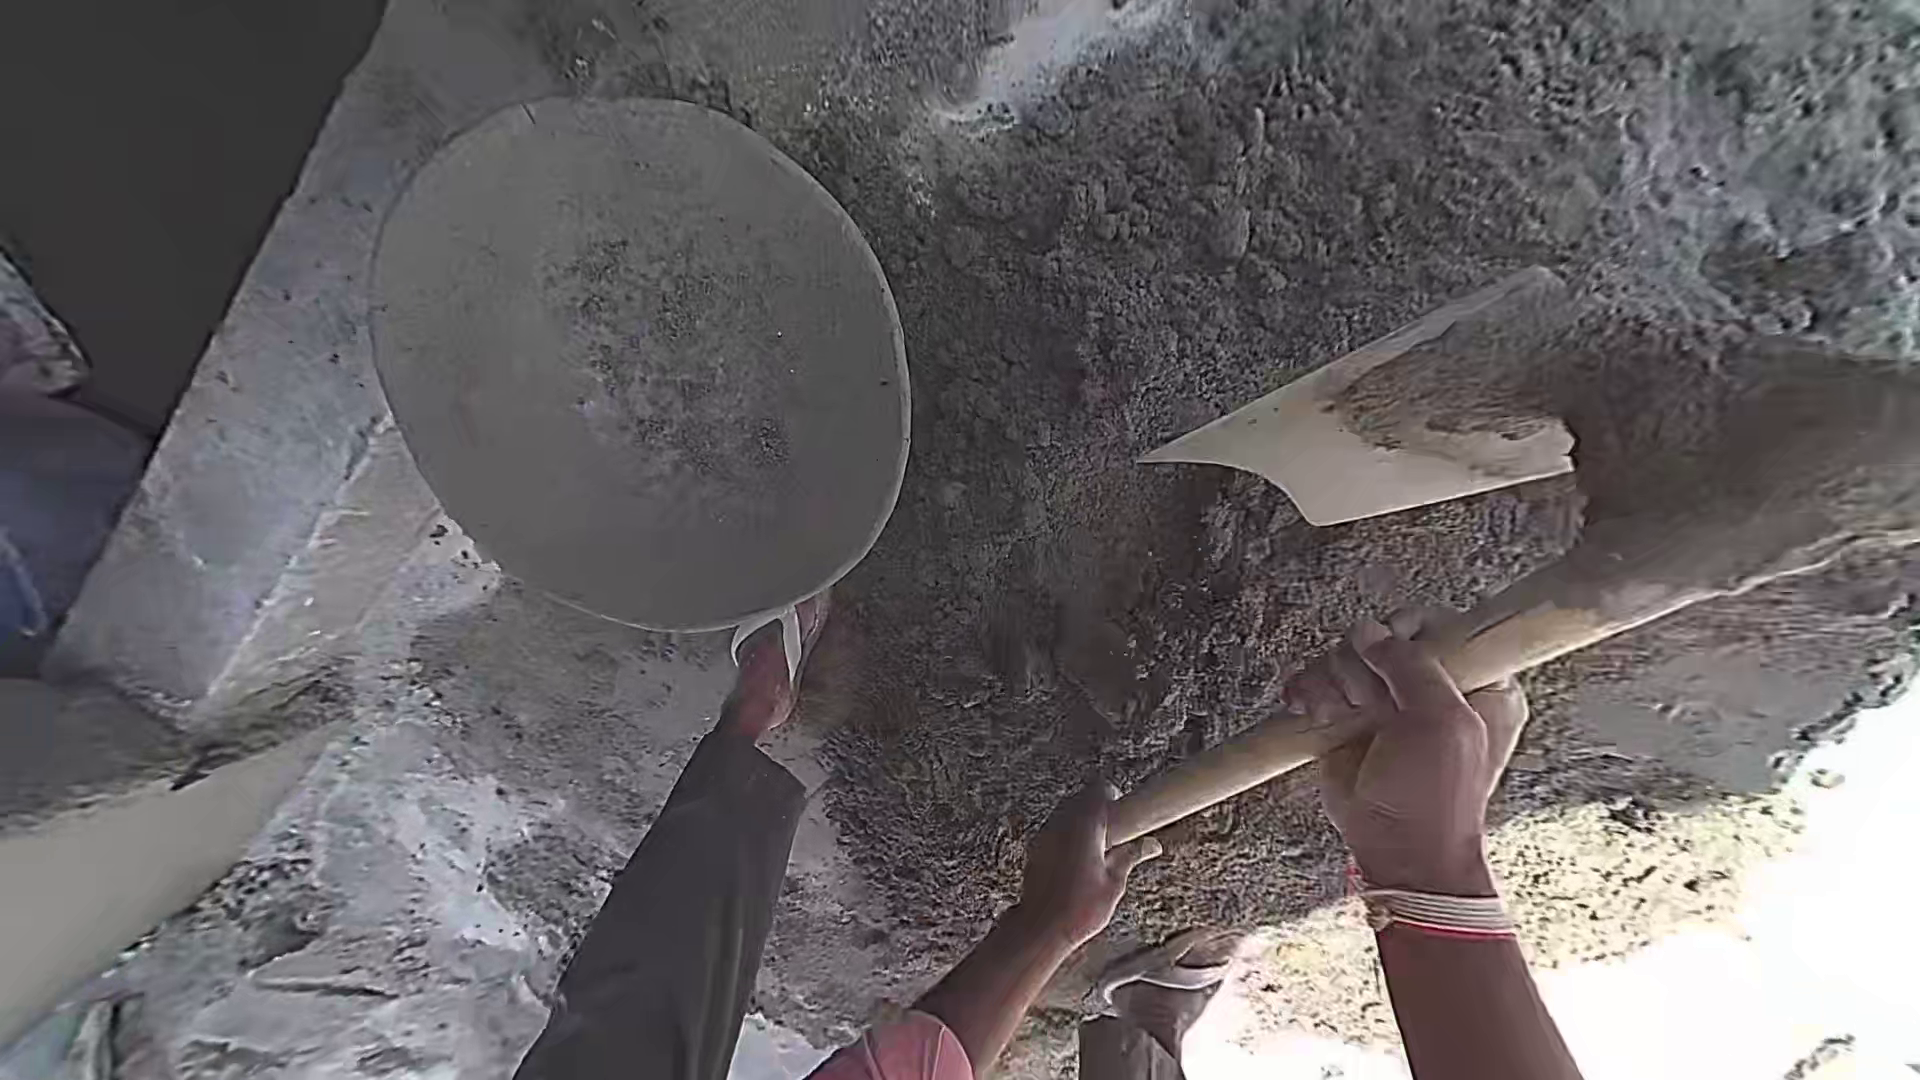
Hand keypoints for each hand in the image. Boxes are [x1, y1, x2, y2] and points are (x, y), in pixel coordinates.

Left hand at [1014, 782, 1163, 949]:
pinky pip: (1055, 826)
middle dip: (1097, 808)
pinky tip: (1076, 857)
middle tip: (1113, 831)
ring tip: (1096, 846)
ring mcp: (1046, 829)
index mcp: (1085, 822)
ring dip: (1081, 819)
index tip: (1122, 808)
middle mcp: (1062, 819)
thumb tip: (1151, 845)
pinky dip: (1067, 832)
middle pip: (1081, 796)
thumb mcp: (1114, 883)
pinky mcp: (1036, 843)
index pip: (1099, 787)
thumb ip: (1130, 856)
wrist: (1042, 925)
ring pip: (1066, 810)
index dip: (1112, 793)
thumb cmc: (1080, 907)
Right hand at [1289, 611, 1528, 895]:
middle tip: (1367, 704)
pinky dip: (1306, 692)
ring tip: (1336, 716)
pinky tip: (1311, 713)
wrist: (1395, 843)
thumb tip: (1369, 631)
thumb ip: (1411, 667)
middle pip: (1375, 640)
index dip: (1405, 631)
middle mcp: (1423, 686)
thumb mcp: (1441, 724)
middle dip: (1360, 670)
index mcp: (1472, 683)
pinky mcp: (1343, 713)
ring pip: (1339, 658)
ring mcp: (1381, 700)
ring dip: (1328, 684)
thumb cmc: (1433, 794)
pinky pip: (1313, 680)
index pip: (1436, 627)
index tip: (1388, 652)